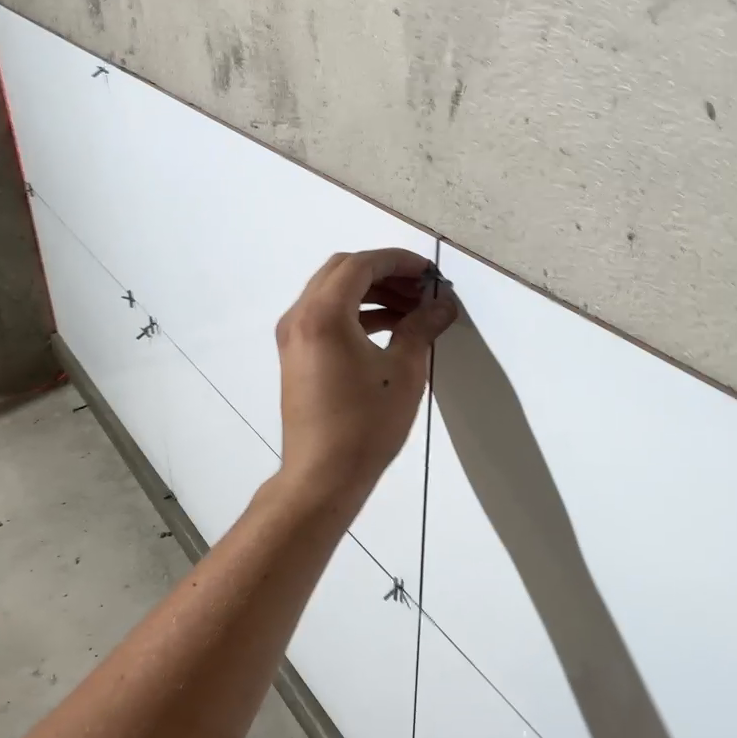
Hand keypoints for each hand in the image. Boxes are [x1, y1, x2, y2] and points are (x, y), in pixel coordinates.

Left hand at [275, 248, 457, 495]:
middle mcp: (300, 317)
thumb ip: (421, 328)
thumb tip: (443, 305)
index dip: (399, 261)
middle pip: (342, 271)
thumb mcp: (403, 372)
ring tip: (412, 309)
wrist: (322, 477)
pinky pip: (326, 316)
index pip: (361, 264)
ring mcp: (293, 336)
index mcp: (323, 315)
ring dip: (372, 292)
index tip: (429, 273)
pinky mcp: (296, 355)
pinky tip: (390, 328)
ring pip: (333, 292)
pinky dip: (357, 312)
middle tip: (421, 289)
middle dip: (385, 272)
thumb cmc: (365, 425)